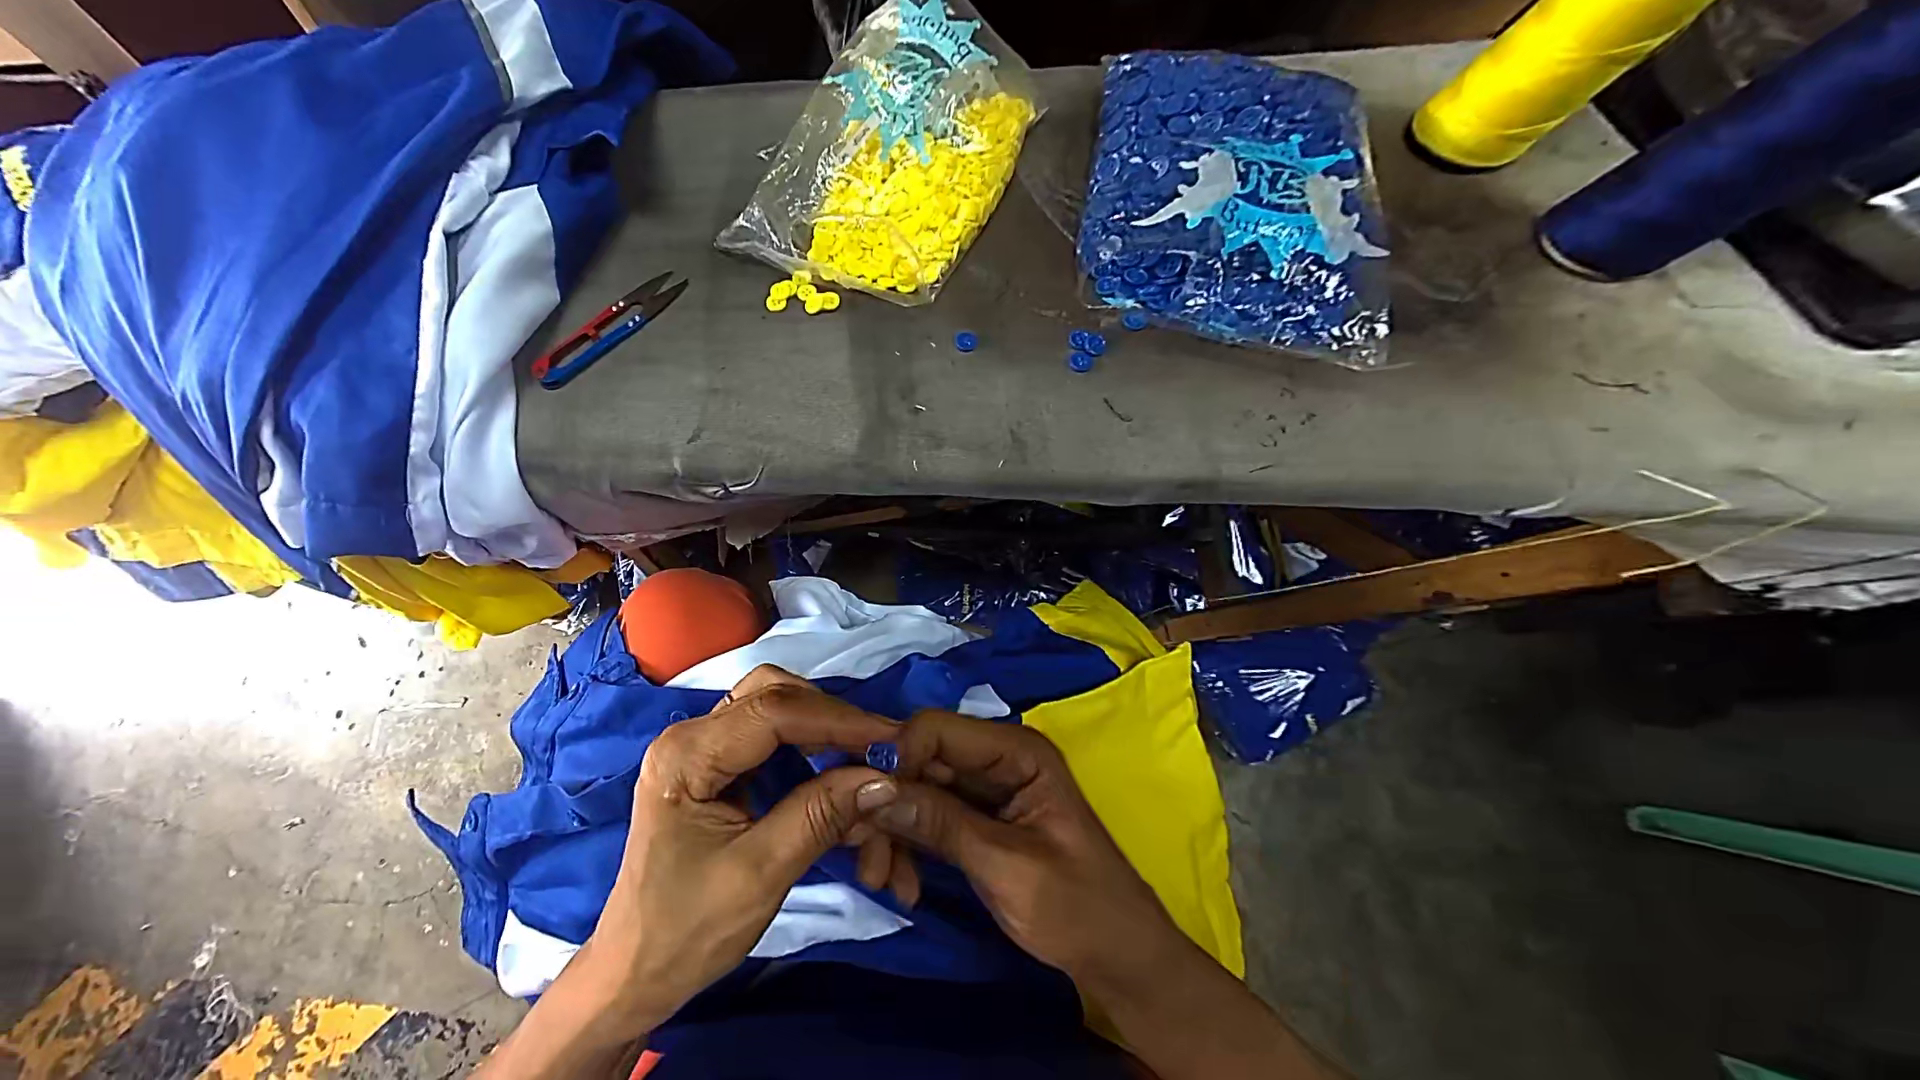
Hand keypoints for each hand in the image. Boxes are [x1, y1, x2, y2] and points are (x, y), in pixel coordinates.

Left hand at [572, 666, 902, 1033]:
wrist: (634, 975)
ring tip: (862, 762)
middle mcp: (692, 736)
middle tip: (878, 750)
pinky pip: (774, 738)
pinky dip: (810, 750)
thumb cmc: (685, 931)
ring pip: (778, 710)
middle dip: (832, 719)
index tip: (892, 740)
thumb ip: (821, 815)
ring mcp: (703, 748)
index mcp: (687, 755)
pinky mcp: (717, 767)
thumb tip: (883, 778)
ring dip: (824, 732)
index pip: (775, 712)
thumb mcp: (760, 874)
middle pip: (776, 695)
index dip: (840, 720)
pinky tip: (835, 775)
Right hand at [868, 710, 1343, 1079]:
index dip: (897, 759)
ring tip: (886, 882)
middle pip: (921, 759)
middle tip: (868, 861)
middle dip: (889, 803)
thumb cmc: (1077, 908)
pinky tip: (902, 884)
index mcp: (1017, 751)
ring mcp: (986, 789)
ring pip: (917, 790)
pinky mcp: (976, 819)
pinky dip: (908, 844)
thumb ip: (941, 823)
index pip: (937, 729)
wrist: (1118, 958)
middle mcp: (997, 758)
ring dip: (894, 831)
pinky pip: (927, 817)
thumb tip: (872, 789)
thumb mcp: (1007, 866)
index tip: (866, 810)